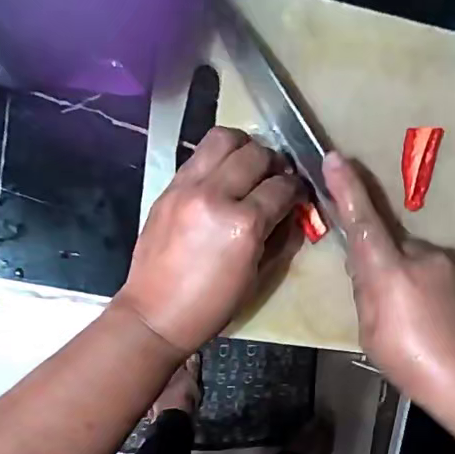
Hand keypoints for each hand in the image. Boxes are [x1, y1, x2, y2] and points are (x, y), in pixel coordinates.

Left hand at [113, 127, 303, 354]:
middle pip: (256, 154)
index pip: (282, 188)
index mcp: (243, 224)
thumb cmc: (211, 307)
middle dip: (274, 164)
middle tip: (275, 179)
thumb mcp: (256, 278)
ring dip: (244, 148)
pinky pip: (198, 155)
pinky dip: (216, 159)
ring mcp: (188, 188)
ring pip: (224, 138)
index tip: (298, 196)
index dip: (297, 190)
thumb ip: (278, 238)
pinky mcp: (168, 188)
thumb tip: (292, 213)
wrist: (155, 314)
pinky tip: (222, 177)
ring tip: (248, 167)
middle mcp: (216, 195)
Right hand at [324, 151, 454, 421]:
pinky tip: (435, 320)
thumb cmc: (413, 366)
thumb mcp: (371, 334)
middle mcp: (423, 256)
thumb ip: (366, 293)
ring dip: (407, 281)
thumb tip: (365, 269)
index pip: (363, 223)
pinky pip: (438, 272)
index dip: (347, 190)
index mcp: (391, 274)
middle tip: (384, 308)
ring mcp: (452, 263)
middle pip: (390, 247)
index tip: (335, 158)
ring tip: (414, 323)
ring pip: (415, 261)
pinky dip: (429, 289)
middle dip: (381, 266)